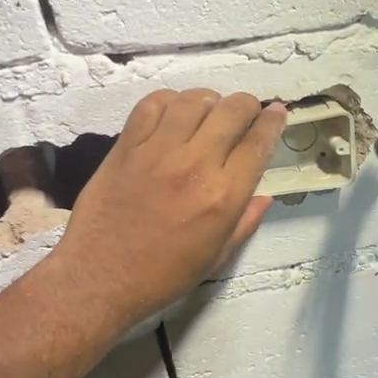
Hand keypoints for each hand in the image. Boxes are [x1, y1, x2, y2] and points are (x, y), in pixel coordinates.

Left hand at [54, 89, 285, 328]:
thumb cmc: (163, 275)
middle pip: (231, 111)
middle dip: (247, 105)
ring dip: (210, 100)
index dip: (273, 121)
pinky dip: (169, 101)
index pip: (258, 143)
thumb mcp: (217, 258)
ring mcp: (157, 152)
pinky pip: (151, 105)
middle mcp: (195, 166)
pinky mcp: (126, 147)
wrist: (100, 277)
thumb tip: (264, 197)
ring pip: (193, 101)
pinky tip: (174, 113)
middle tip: (246, 111)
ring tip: (210, 111)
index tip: (277, 112)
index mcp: (223, 197)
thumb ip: (244, 223)